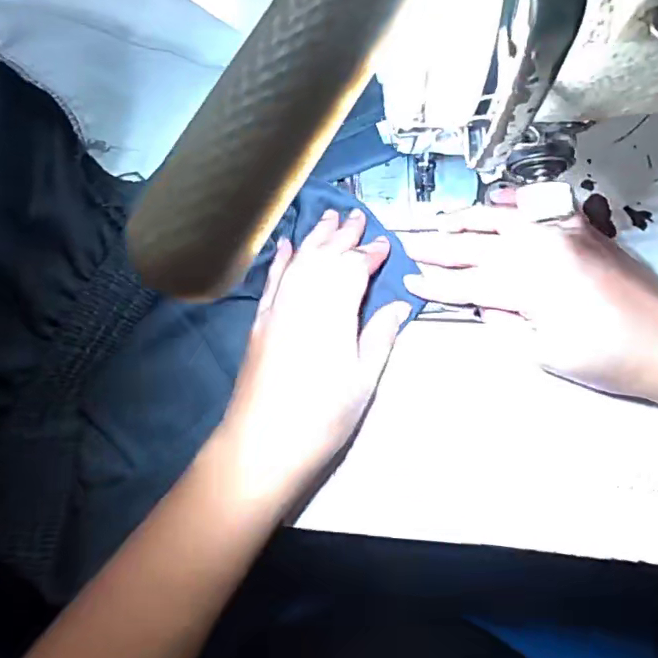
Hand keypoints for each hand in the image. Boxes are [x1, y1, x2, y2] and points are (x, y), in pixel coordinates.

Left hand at [214, 208, 412, 502]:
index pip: (352, 269)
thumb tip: (398, 305)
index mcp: (332, 312)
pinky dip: (281, 259)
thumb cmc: (320, 417)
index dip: (368, 253)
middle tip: (356, 216)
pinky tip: (287, 246)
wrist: (261, 441)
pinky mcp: (259, 320)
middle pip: (323, 257)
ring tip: (327, 218)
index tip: (383, 243)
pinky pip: (272, 280)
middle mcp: (301, 300)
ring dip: (314, 238)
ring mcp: (276, 308)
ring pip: (298, 261)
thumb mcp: (363, 381)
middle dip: (341, 235)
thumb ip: (379, 336)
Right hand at [398, 203, 657, 403]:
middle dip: (433, 247)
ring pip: (496, 218)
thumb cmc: (610, 357)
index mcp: (526, 282)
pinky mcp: (580, 226)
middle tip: (404, 243)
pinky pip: (538, 203)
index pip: (463, 282)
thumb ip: (502, 320)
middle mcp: (538, 247)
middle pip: (471, 246)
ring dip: (462, 220)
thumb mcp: (543, 351)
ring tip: (436, 221)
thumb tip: (480, 302)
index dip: (433, 283)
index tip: (408, 278)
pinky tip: (496, 197)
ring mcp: (559, 231)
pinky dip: (513, 198)